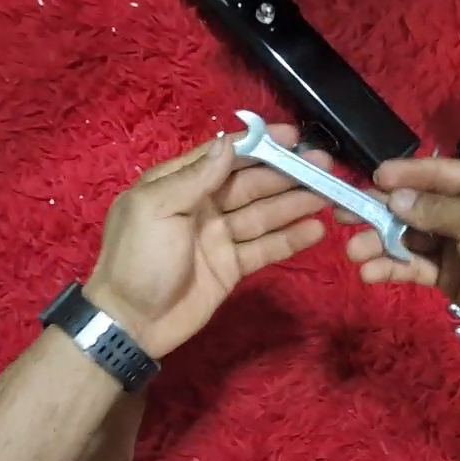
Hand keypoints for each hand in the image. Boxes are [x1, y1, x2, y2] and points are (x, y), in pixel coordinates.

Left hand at [85, 126, 330, 359]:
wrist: (131, 322)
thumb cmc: (138, 258)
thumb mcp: (155, 209)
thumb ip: (194, 177)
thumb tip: (228, 143)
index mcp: (179, 184)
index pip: (225, 156)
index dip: (259, 145)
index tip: (293, 137)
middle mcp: (203, 206)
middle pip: (252, 183)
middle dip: (287, 173)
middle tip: (324, 166)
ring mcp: (220, 237)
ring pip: (264, 214)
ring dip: (295, 203)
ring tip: (329, 195)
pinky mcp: (233, 266)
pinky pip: (266, 247)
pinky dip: (290, 239)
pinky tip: (316, 229)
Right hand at [343, 157, 459, 363]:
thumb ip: (436, 210)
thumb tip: (394, 197)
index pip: (438, 173)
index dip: (404, 175)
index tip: (370, 179)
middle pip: (417, 205)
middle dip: (382, 211)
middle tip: (344, 215)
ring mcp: (459, 246)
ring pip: (410, 237)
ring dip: (381, 244)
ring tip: (355, 253)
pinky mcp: (450, 276)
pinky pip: (415, 265)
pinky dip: (393, 268)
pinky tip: (371, 273)